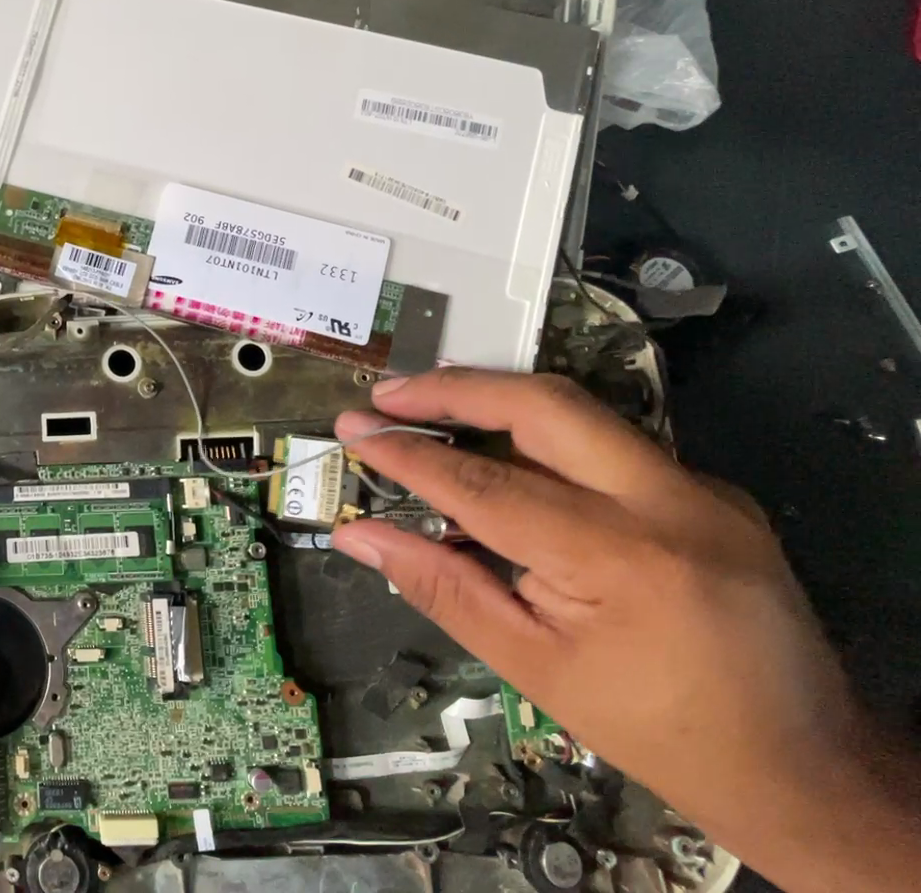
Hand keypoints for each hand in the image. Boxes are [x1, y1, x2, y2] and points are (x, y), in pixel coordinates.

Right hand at [330, 368, 918, 892]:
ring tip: (422, 410)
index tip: (351, 431)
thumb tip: (357, 535)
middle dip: (455, 389)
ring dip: (493, 404)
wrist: (805, 767)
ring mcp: (701, 491)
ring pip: (578, 414)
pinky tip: (496, 462)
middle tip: (386, 397)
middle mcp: (672, 503)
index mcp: (621, 558)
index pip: (485, 484)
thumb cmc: (654, 728)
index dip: (408, 455)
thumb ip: (439, 586)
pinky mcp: (708, 494)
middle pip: (545, 407)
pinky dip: (536, 441)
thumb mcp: (530, 665)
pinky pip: (606, 447)